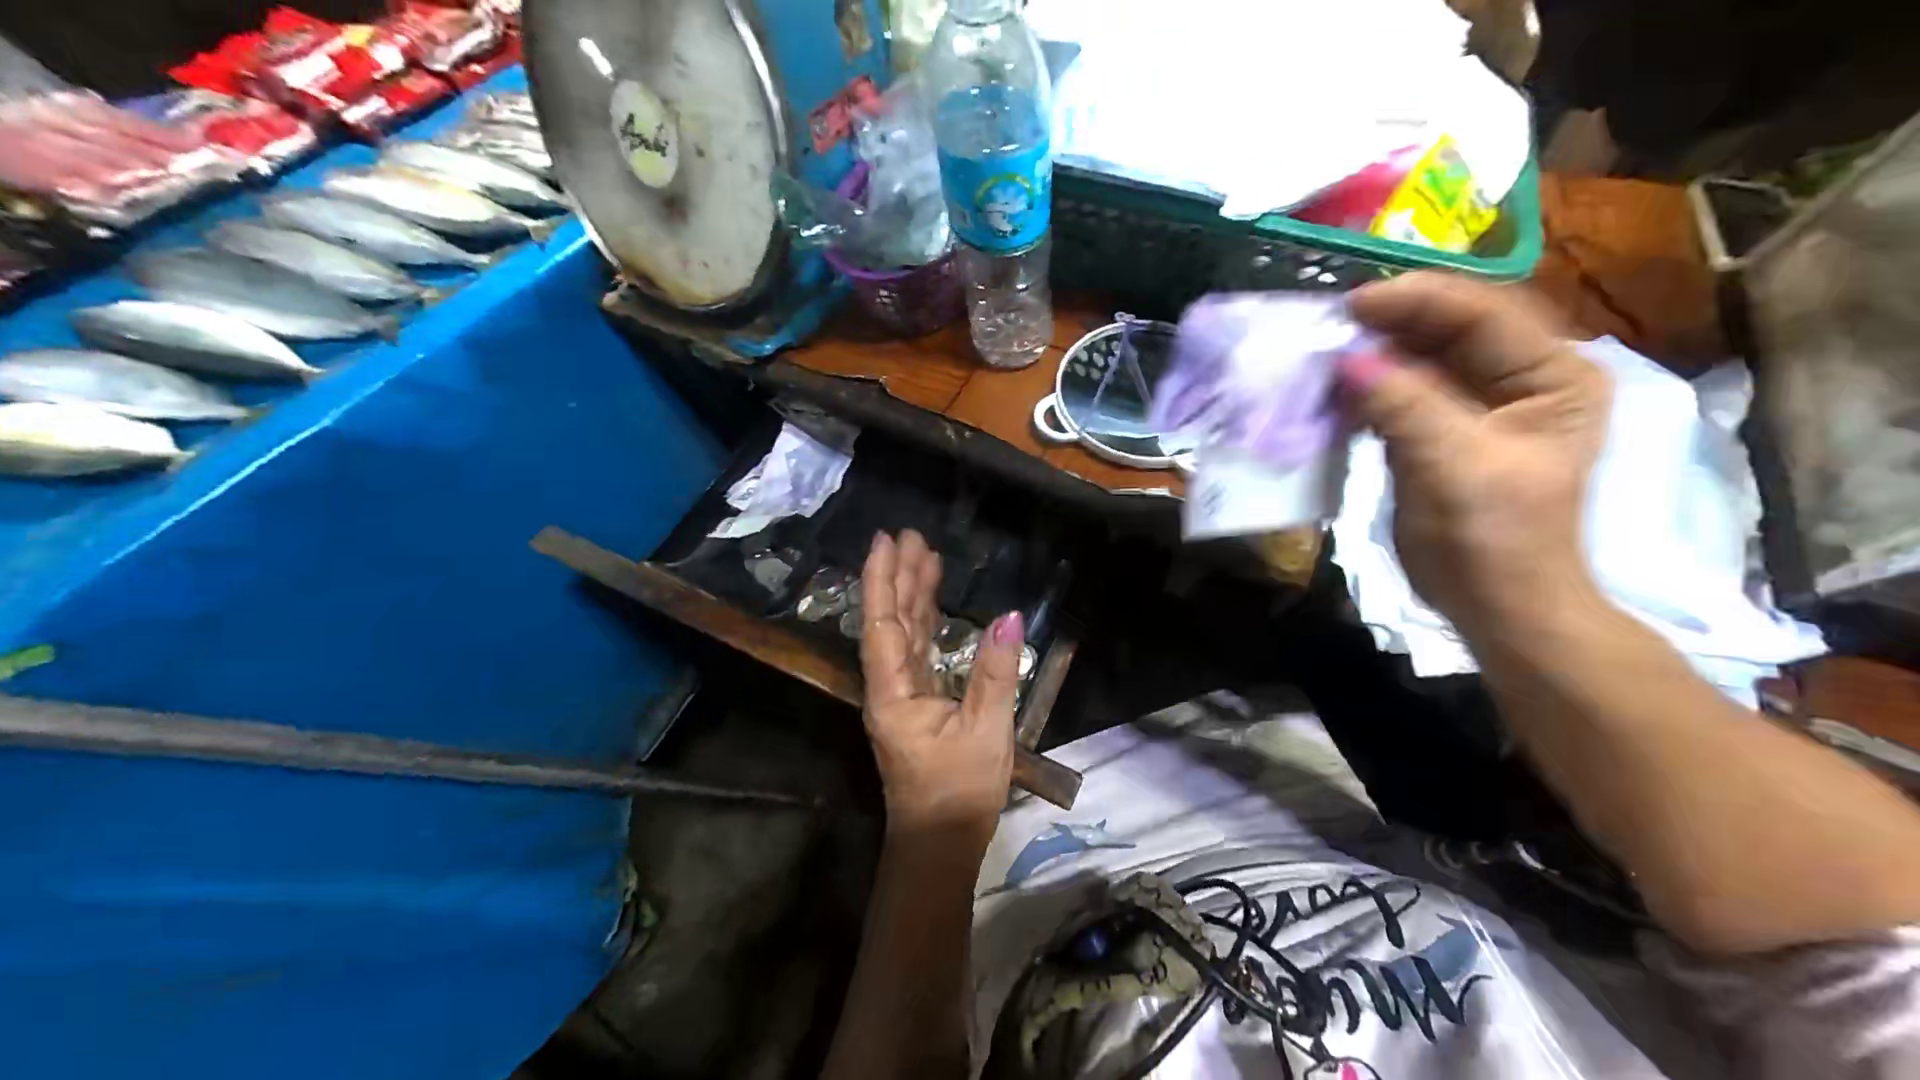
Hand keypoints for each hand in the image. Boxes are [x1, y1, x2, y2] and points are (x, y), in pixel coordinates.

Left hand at [860, 529, 1021, 843]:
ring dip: (911, 595)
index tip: (886, 541)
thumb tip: (1011, 618)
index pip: (883, 624)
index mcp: (892, 692)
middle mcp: (888, 687)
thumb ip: (994, 673)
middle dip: (898, 577)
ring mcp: (900, 695)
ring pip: (903, 634)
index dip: (881, 580)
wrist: (940, 842)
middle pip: (889, 621)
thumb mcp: (985, 731)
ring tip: (924, 556)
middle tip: (910, 536)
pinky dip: (924, 622)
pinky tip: (933, 603)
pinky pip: (917, 651)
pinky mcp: (916, 703)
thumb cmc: (959, 790)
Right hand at [1340, 273, 1612, 636]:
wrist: (1496, 604)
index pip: (1486, 314)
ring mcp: (1479, 404)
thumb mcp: (1453, 468)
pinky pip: (1401, 392)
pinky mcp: (1440, 430)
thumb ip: (1404, 407)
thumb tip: (1346, 361)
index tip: (1352, 305)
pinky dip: (1367, 388)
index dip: (1420, 301)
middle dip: (1392, 323)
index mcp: (1554, 376)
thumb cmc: (1493, 540)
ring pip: (1422, 358)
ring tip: (1325, 353)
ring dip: (1373, 354)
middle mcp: (1521, 378)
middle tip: (1330, 324)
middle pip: (1453, 329)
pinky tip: (1335, 390)